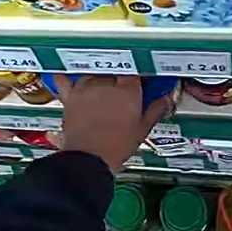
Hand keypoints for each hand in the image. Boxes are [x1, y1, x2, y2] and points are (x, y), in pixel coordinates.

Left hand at [55, 75, 173, 172]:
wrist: (88, 160)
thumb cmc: (116, 146)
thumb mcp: (141, 130)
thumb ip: (154, 110)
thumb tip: (165, 99)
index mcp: (128, 91)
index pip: (135, 71)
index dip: (138, 75)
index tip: (140, 81)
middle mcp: (106, 84)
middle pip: (114, 70)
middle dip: (119, 77)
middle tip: (122, 88)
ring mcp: (87, 89)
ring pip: (94, 73)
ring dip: (98, 77)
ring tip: (102, 87)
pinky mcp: (71, 97)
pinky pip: (66, 80)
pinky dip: (67, 77)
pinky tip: (68, 75)